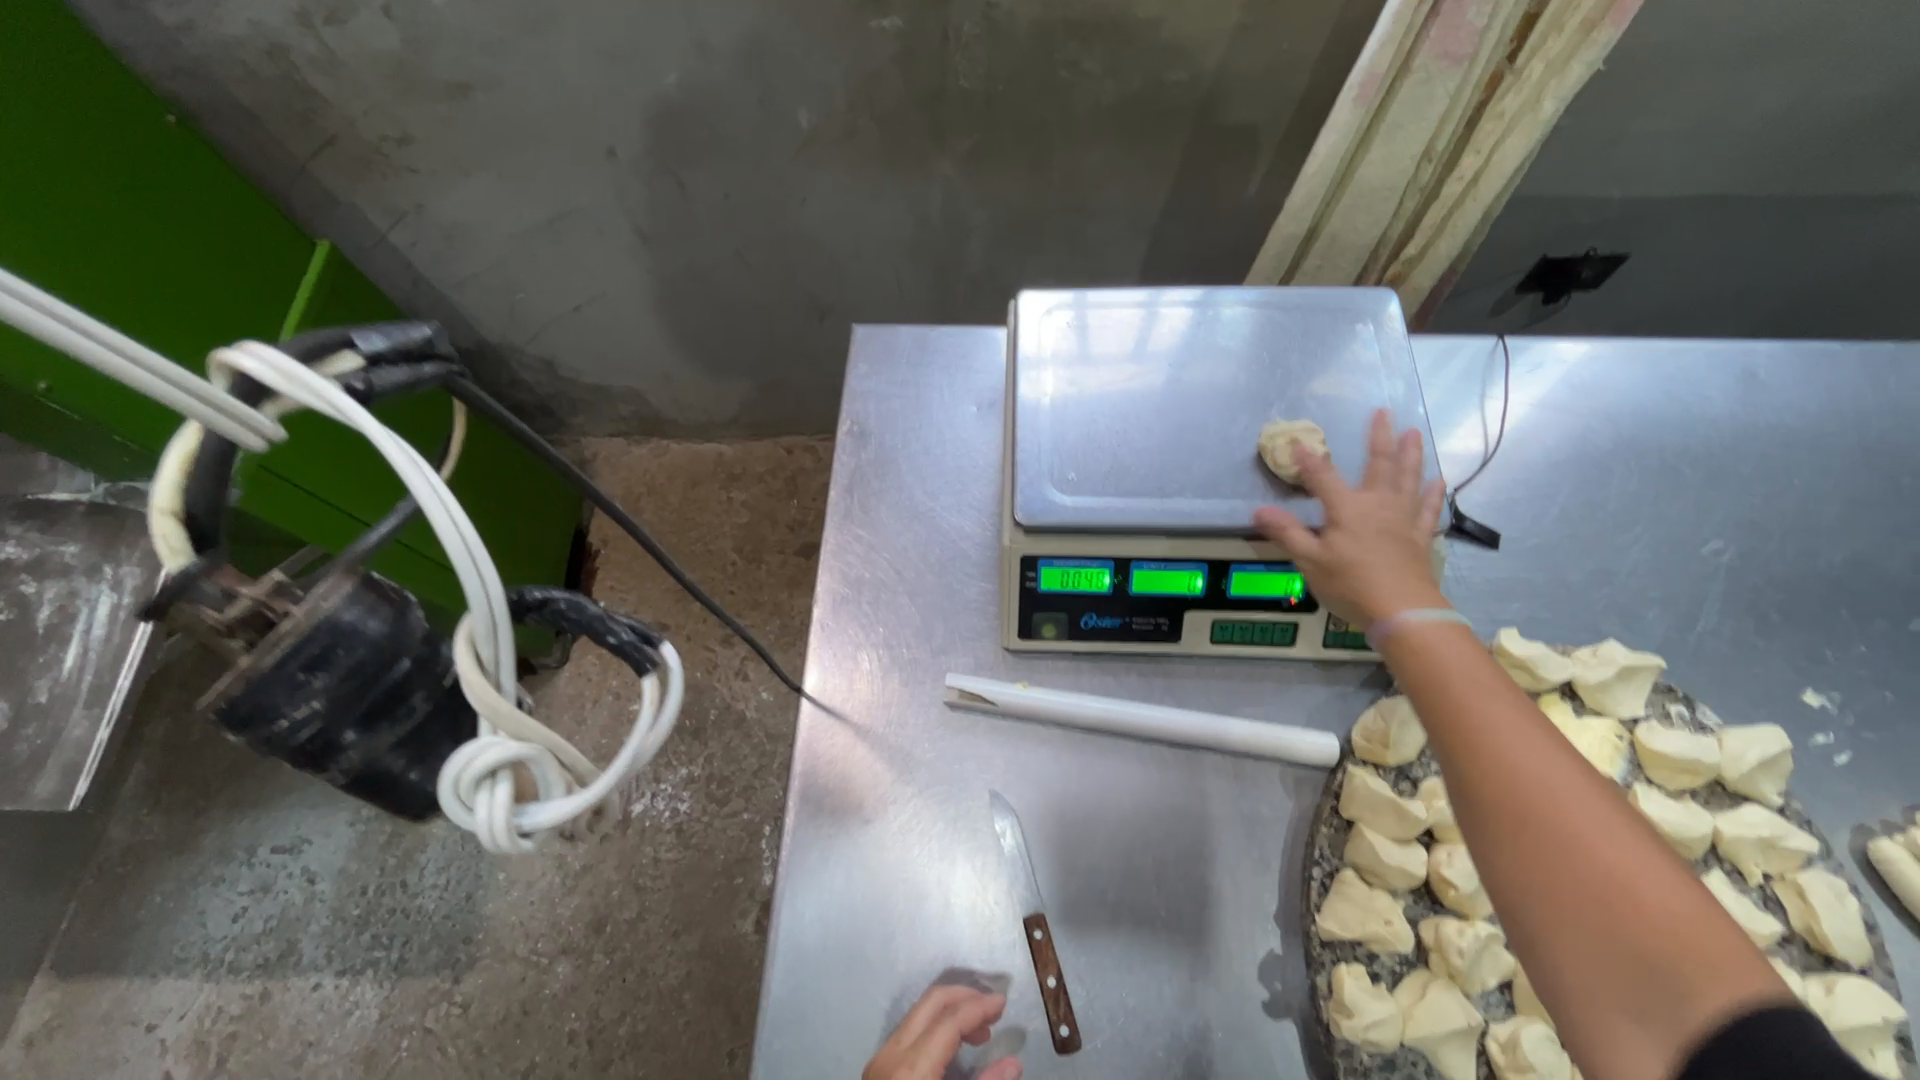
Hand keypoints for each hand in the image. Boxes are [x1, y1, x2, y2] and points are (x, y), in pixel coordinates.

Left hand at [863, 985, 1022, 1079]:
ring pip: (918, 1015)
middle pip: (931, 1003)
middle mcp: (891, 1054)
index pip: (950, 1018)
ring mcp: (879, 1061)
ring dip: (951, 1013)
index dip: (980, 1006)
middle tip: (994, 1010)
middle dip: (965, 998)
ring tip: (979, 1033)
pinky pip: (910, 1033)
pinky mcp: (877, 1071)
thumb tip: (1013, 1064)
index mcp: (911, 1067)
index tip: (1004, 1003)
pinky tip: (953, 1047)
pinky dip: (936, 1028)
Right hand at [1254, 409, 1446, 627]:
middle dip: (1378, 437)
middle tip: (1383, 412)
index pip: (1323, 477)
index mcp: (1347, 509)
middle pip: (1379, 464)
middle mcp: (1377, 505)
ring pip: (1408, 479)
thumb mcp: (1310, 561)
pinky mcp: (1420, 537)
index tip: (1298, 441)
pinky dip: (1432, 493)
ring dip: (1411, 454)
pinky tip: (1437, 480)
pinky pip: (1427, 509)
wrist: (1402, 610)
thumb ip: (1287, 534)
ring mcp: (1403, 519)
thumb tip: (1258, 511)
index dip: (1308, 459)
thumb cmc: (1350, 584)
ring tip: (1414, 432)